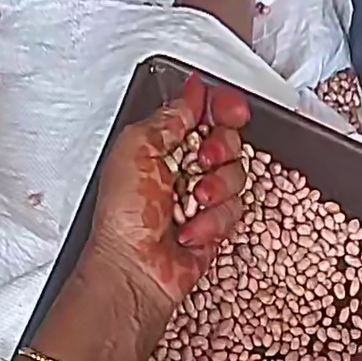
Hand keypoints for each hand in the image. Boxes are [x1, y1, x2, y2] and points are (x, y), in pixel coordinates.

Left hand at [84, 74, 250, 313]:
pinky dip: (212, 222)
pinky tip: (189, 232)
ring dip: (217, 189)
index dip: (222, 107)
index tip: (232, 110)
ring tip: (193, 202)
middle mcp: (188, 170)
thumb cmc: (125, 217)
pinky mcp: (216, 226)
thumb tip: (191, 93)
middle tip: (202, 161)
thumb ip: (168, 117)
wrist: (134, 267)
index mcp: (166, 144)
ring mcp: (204, 199)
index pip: (204, 113)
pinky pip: (234, 212)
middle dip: (220, 150)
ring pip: (237, 177)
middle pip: (229, 142)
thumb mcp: (136, 147)